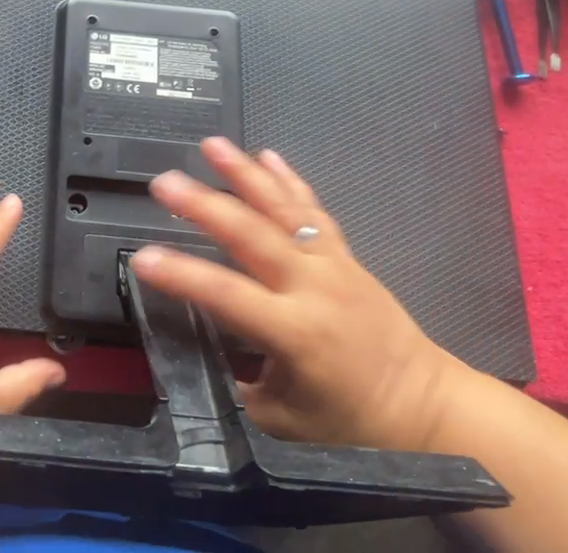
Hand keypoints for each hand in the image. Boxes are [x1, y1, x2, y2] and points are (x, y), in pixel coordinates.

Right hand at [130, 137, 477, 452]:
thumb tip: (194, 356)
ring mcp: (333, 265)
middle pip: (252, 235)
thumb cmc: (352, 422)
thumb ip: (235, 385)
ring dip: (244, 174)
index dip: (181, 275)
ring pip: (283, 210)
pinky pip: (314, 210)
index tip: (143, 259)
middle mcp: (313, 288)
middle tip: (165, 183)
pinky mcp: (346, 256)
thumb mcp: (282, 421)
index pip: (226, 295)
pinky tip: (267, 156)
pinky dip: (288, 181)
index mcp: (295, 333)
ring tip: (212, 146)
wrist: (423, 408)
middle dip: (204, 205)